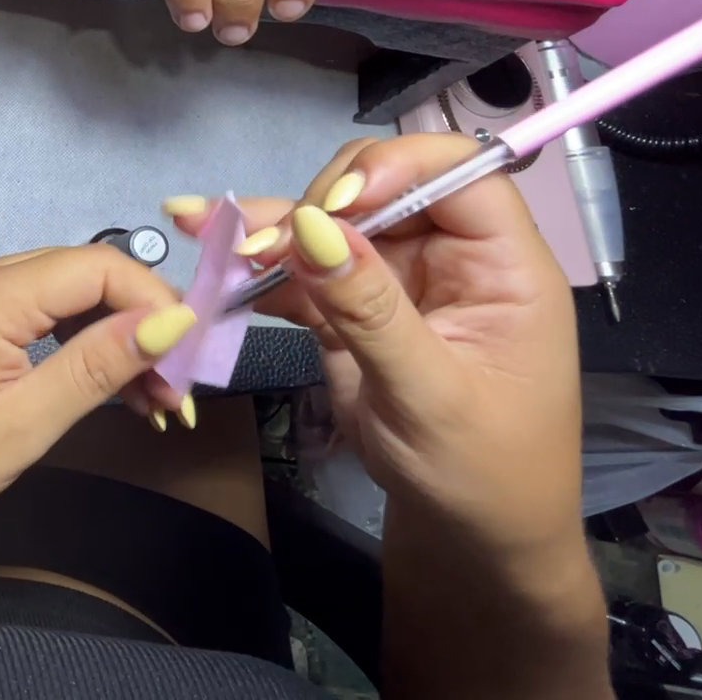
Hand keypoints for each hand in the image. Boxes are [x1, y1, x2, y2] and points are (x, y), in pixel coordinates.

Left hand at [0, 245, 197, 545]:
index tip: (191, 366)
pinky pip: (39, 310)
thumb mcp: (23, 423)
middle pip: (87, 275)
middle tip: (176, 395)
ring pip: (67, 293)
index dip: (157, 304)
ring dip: (115, 337)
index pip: (101, 267)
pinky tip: (107, 384)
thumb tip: (172, 322)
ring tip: (151, 401)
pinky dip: (79, 342)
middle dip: (142, 326)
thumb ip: (97, 366)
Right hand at [169, 134, 582, 555]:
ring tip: (203, 226)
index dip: (394, 171)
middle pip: (375, 187)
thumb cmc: (479, 470)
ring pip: (324, 224)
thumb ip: (368, 307)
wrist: (463, 529)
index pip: (457, 175)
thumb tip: (309, 227)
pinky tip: (215, 261)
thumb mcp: (429, 394)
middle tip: (261, 247)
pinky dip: (255, 267)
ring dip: (266, 228)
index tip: (332, 208)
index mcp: (499, 266)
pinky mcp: (348, 303)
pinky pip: (298, 268)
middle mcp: (444, 256)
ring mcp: (391, 277)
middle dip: (313, 205)